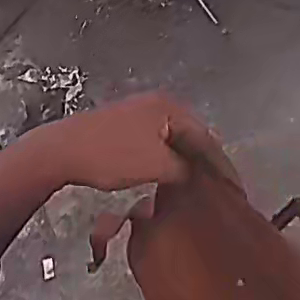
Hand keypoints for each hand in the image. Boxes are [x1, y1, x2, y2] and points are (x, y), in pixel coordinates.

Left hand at [29, 93, 229, 192]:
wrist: (62, 150)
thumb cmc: (110, 154)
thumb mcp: (158, 165)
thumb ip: (186, 170)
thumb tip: (196, 176)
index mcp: (168, 107)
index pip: (208, 139)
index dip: (224, 169)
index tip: (238, 194)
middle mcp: (155, 104)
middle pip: (192, 137)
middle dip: (206, 165)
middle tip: (222, 194)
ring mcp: (138, 114)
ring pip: (173, 142)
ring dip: (186, 165)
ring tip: (200, 191)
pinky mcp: (124, 127)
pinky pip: (157, 145)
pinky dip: (167, 162)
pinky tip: (170, 180)